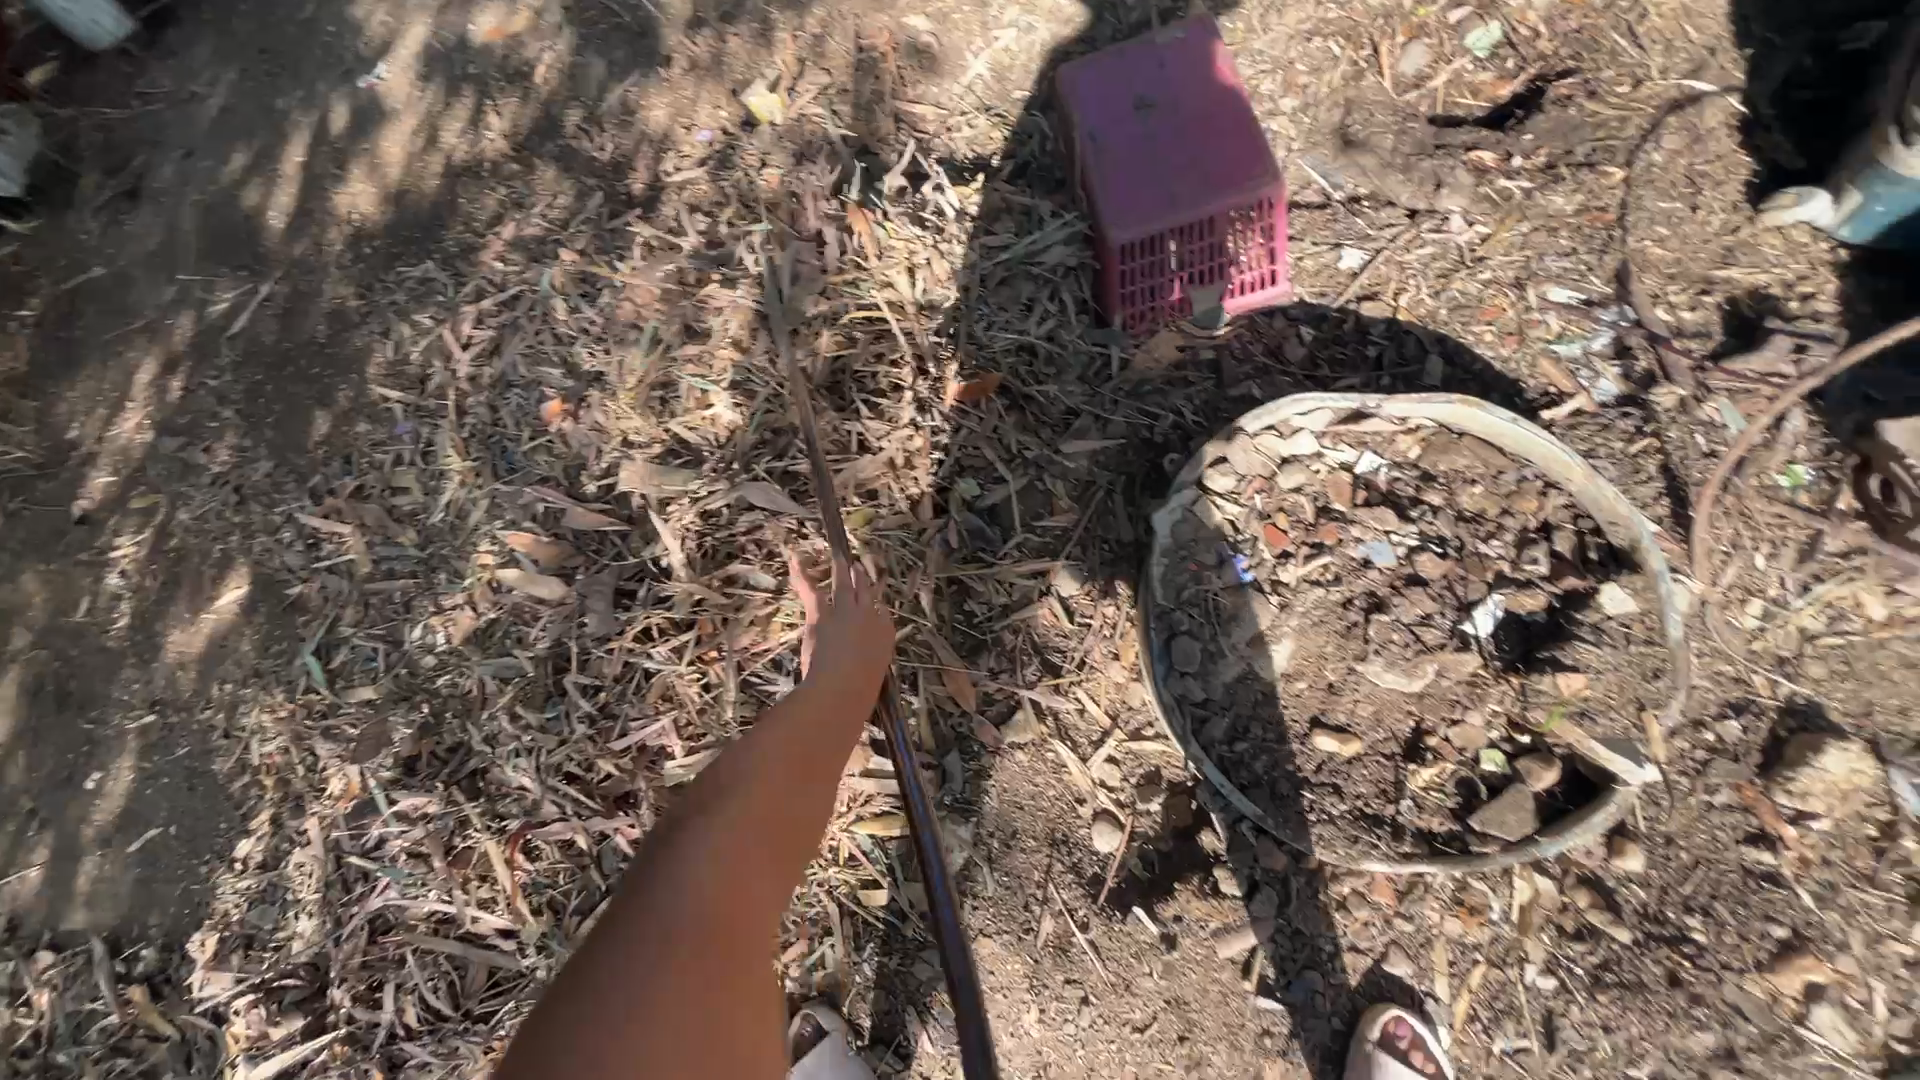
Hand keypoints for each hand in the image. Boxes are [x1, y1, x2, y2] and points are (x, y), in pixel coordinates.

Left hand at [788, 549, 894, 700]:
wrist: (842, 688)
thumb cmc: (859, 694)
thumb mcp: (872, 680)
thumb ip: (866, 669)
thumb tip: (859, 676)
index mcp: (885, 636)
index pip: (883, 614)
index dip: (876, 604)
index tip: (874, 599)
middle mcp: (869, 617)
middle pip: (866, 593)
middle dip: (861, 580)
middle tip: (857, 567)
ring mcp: (845, 612)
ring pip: (843, 586)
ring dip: (840, 571)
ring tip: (840, 558)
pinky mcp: (821, 615)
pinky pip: (811, 590)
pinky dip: (802, 575)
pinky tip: (796, 560)